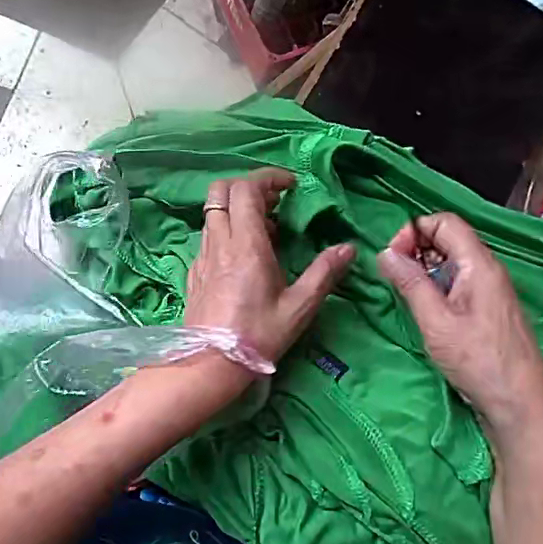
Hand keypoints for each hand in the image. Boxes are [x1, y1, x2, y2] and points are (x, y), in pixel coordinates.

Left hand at [184, 168, 354, 368]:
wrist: (208, 365)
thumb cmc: (256, 337)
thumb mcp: (299, 308)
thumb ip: (323, 274)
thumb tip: (347, 248)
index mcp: (245, 245)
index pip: (245, 189)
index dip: (267, 178)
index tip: (291, 186)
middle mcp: (219, 243)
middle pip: (221, 191)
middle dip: (249, 186)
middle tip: (277, 202)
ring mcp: (203, 257)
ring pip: (213, 213)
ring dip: (238, 208)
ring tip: (267, 230)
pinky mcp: (195, 272)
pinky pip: (209, 236)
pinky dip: (227, 230)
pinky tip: (246, 256)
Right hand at [376, 212, 542, 428]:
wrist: (520, 404)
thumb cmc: (478, 361)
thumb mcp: (435, 321)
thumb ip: (410, 283)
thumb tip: (385, 253)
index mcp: (479, 264)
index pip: (444, 222)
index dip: (413, 230)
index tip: (393, 257)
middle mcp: (487, 270)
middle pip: (447, 239)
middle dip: (415, 249)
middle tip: (394, 276)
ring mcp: (489, 290)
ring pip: (450, 262)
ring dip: (423, 270)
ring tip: (405, 294)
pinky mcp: (487, 309)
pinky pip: (457, 283)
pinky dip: (436, 287)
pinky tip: (424, 309)